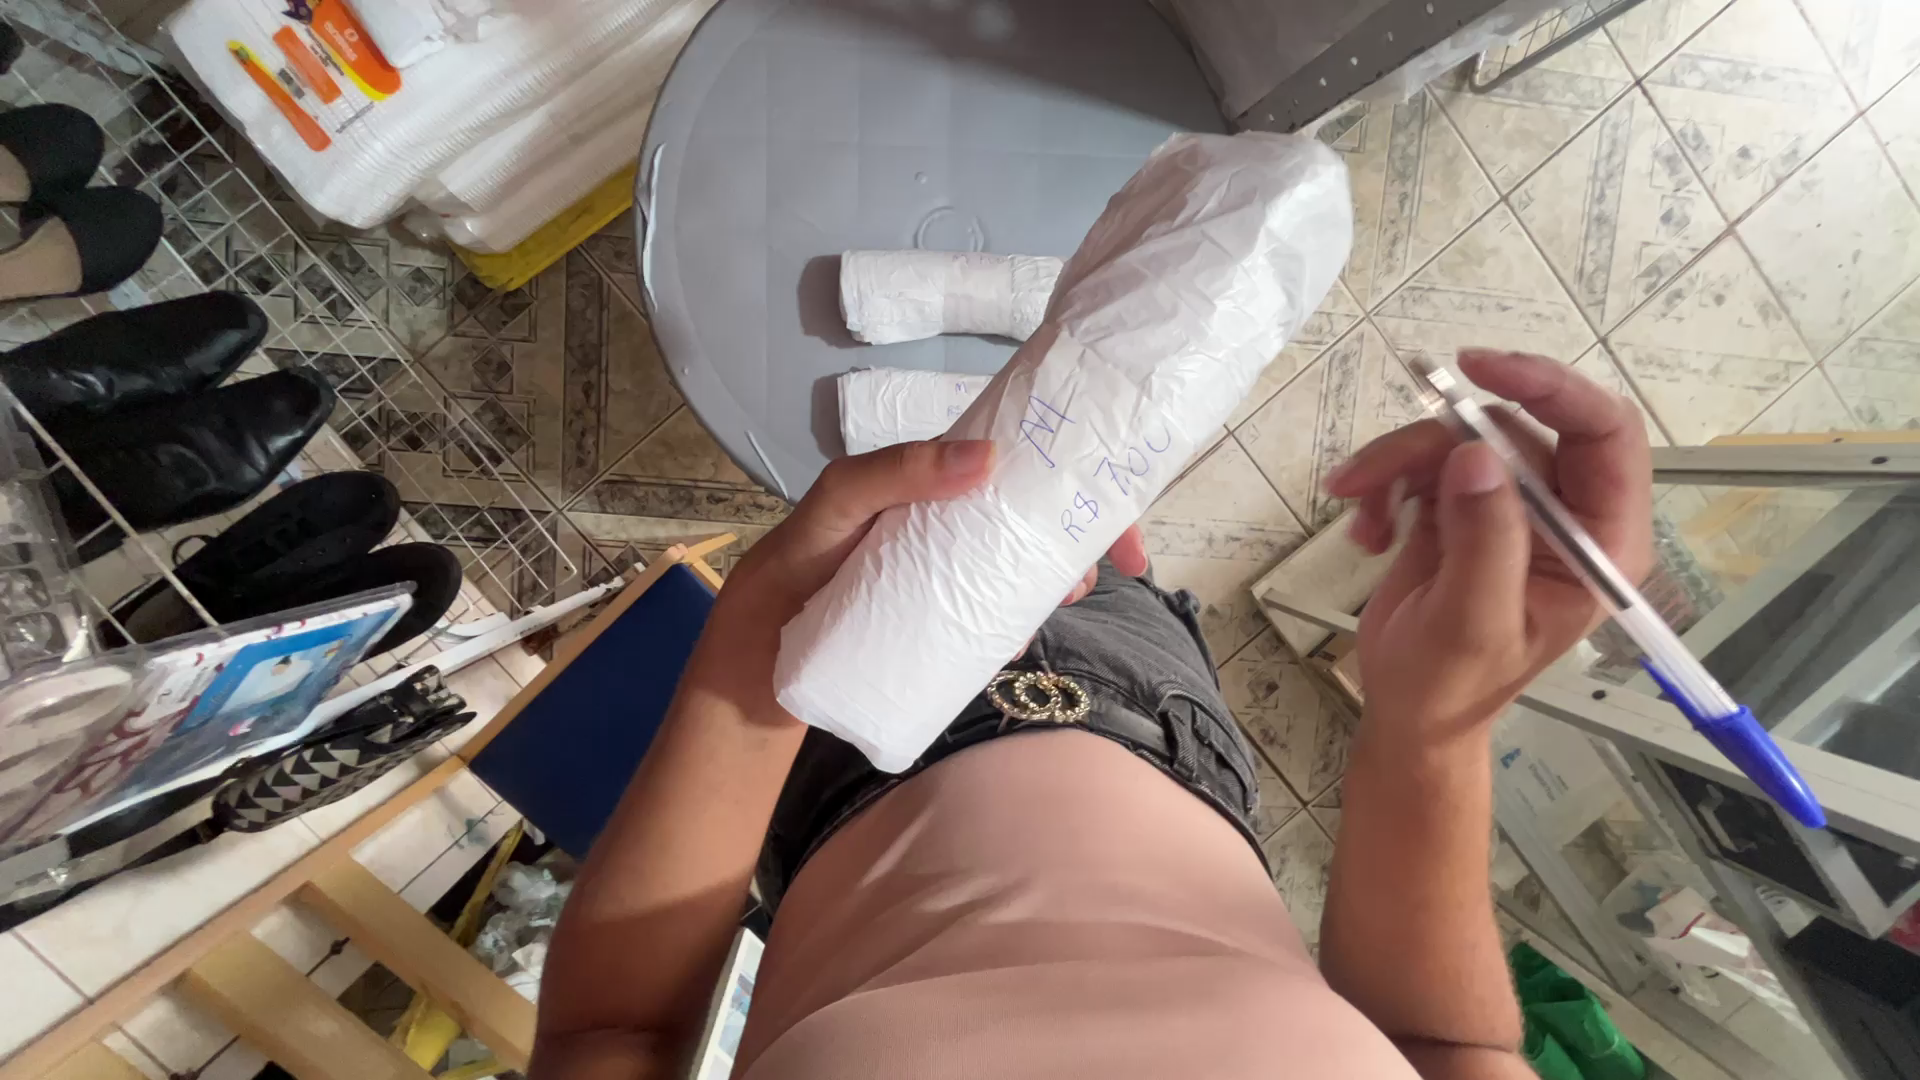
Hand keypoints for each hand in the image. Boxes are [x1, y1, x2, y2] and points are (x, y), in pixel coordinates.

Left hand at [688, 439, 1146, 722]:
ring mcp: (951, 573)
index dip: (1073, 476)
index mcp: (936, 481)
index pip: (1016, 462)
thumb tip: (987, 457)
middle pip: (1034, 519)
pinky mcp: (945, 618)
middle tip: (1094, 572)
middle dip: (1078, 539)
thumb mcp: (842, 497)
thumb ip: (896, 469)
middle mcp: (953, 522)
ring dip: (1056, 581)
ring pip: (1022, 567)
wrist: (768, 646)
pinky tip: (1018, 640)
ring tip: (1062, 600)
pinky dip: (1019, 624)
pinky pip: (997, 615)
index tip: (1118, 515)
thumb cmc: (803, 556)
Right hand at [1325, 350, 1652, 744]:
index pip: (1601, 435)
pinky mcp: (1452, 513)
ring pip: (1448, 447)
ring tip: (1352, 516)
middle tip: (1360, 477)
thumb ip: (1485, 538)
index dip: (1549, 388)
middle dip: (1426, 447)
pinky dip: (1378, 494)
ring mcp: (1500, 510)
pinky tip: (1364, 536)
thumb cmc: (1451, 682)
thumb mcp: (1472, 618)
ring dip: (1388, 472)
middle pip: (1503, 434)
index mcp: (1596, 539)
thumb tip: (1475, 453)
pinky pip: (1415, 472)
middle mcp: (1557, 513)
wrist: (1407, 707)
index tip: (1474, 370)